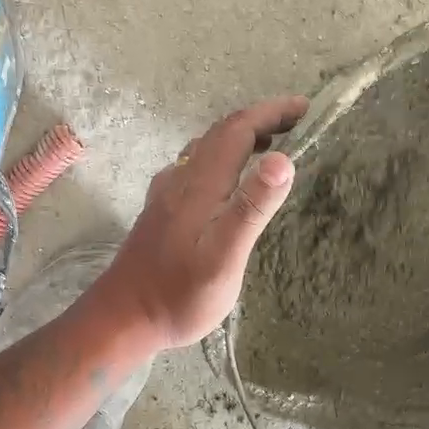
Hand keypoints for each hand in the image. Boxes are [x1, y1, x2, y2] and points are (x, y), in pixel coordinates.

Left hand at [92, 96, 309, 348]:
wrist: (123, 320)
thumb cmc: (179, 295)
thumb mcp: (224, 257)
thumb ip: (251, 208)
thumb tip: (283, 160)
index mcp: (200, 185)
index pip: (237, 130)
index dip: (271, 113)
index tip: (306, 108)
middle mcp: (181, 180)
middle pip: (221, 133)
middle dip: (260, 120)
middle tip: (297, 122)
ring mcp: (167, 194)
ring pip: (206, 148)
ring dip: (241, 137)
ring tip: (273, 144)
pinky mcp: (162, 211)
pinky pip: (196, 167)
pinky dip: (223, 157)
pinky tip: (230, 178)